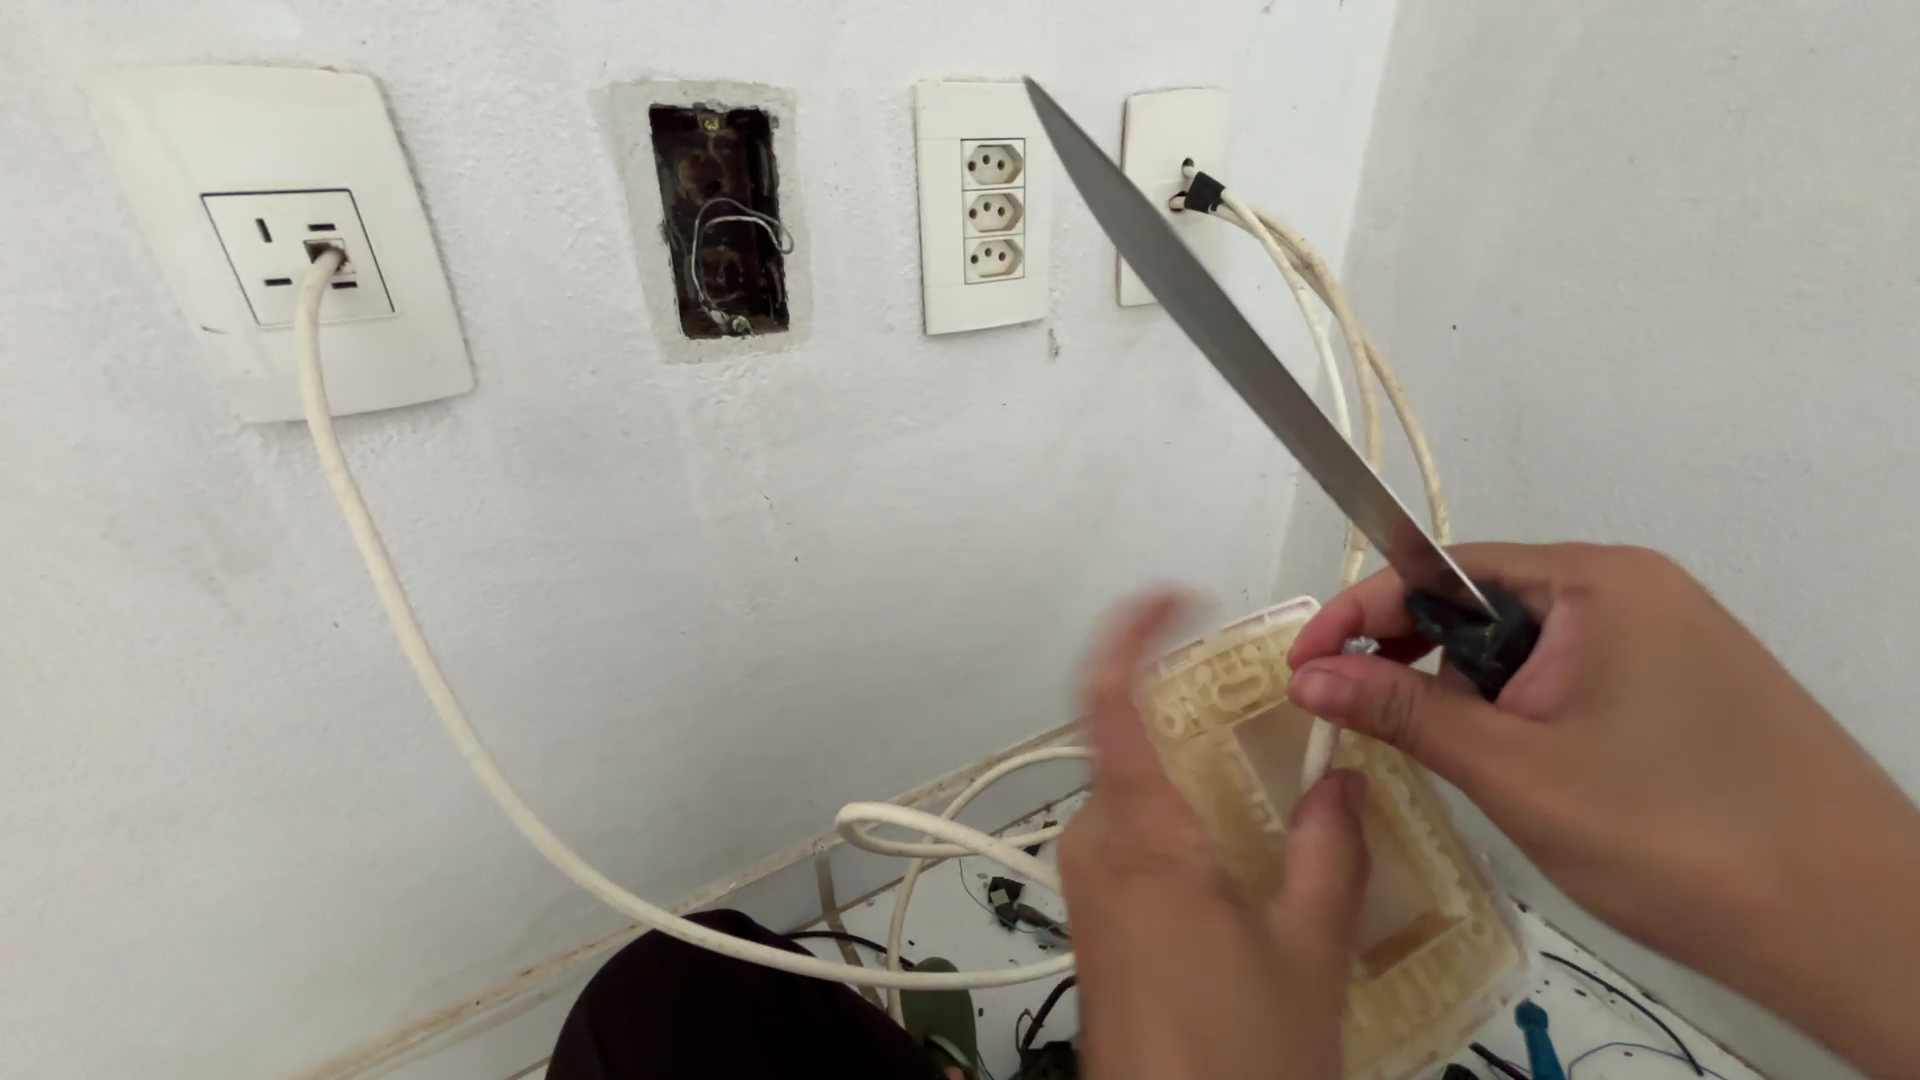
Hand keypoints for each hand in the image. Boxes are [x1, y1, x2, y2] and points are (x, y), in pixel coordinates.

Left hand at [1059, 590, 1370, 1079]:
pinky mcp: (1092, 909)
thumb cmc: (1237, 1061)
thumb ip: (1327, 853)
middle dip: (1186, 714)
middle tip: (1260, 715)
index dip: (1131, 633)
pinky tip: (1232, 851)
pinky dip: (1173, 814)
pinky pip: (1127, 830)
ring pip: (1130, 786)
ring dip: (1185, 770)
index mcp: (1142, 830)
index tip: (1173, 598)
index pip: (1108, 696)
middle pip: (1126, 738)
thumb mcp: (1307, 954)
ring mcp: (1086, 875)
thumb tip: (1340, 781)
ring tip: (1263, 788)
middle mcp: (1096, 839)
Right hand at [1285, 542, 1919, 1078]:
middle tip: (1353, 709)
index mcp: (1597, 581)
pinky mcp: (1675, 686)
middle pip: (1474, 602)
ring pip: (1513, 644)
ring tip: (1432, 745)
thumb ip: (1398, 709)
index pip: (1438, 570)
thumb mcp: (1513, 768)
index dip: (1358, 613)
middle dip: (1406, 652)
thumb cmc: (1679, 836)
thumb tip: (1303, 676)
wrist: (1872, 942)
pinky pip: (1557, 674)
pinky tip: (1499, 756)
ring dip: (1458, 687)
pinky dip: (1507, 706)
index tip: (1302, 665)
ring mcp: (1661, 637)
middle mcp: (1631, 590)